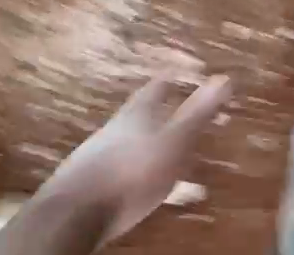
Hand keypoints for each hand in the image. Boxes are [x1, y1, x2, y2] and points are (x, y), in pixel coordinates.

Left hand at [13, 76, 231, 250]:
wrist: (68, 220)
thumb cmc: (131, 173)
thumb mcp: (175, 142)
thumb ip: (198, 112)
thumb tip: (225, 77)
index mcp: (136, 115)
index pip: (155, 88)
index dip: (169, 80)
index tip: (177, 73)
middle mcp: (111, 131)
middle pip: (135, 115)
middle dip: (155, 113)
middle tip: (172, 112)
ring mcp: (90, 159)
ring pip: (121, 143)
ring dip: (140, 143)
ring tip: (157, 150)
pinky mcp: (79, 187)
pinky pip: (110, 169)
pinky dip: (126, 168)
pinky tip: (131, 181)